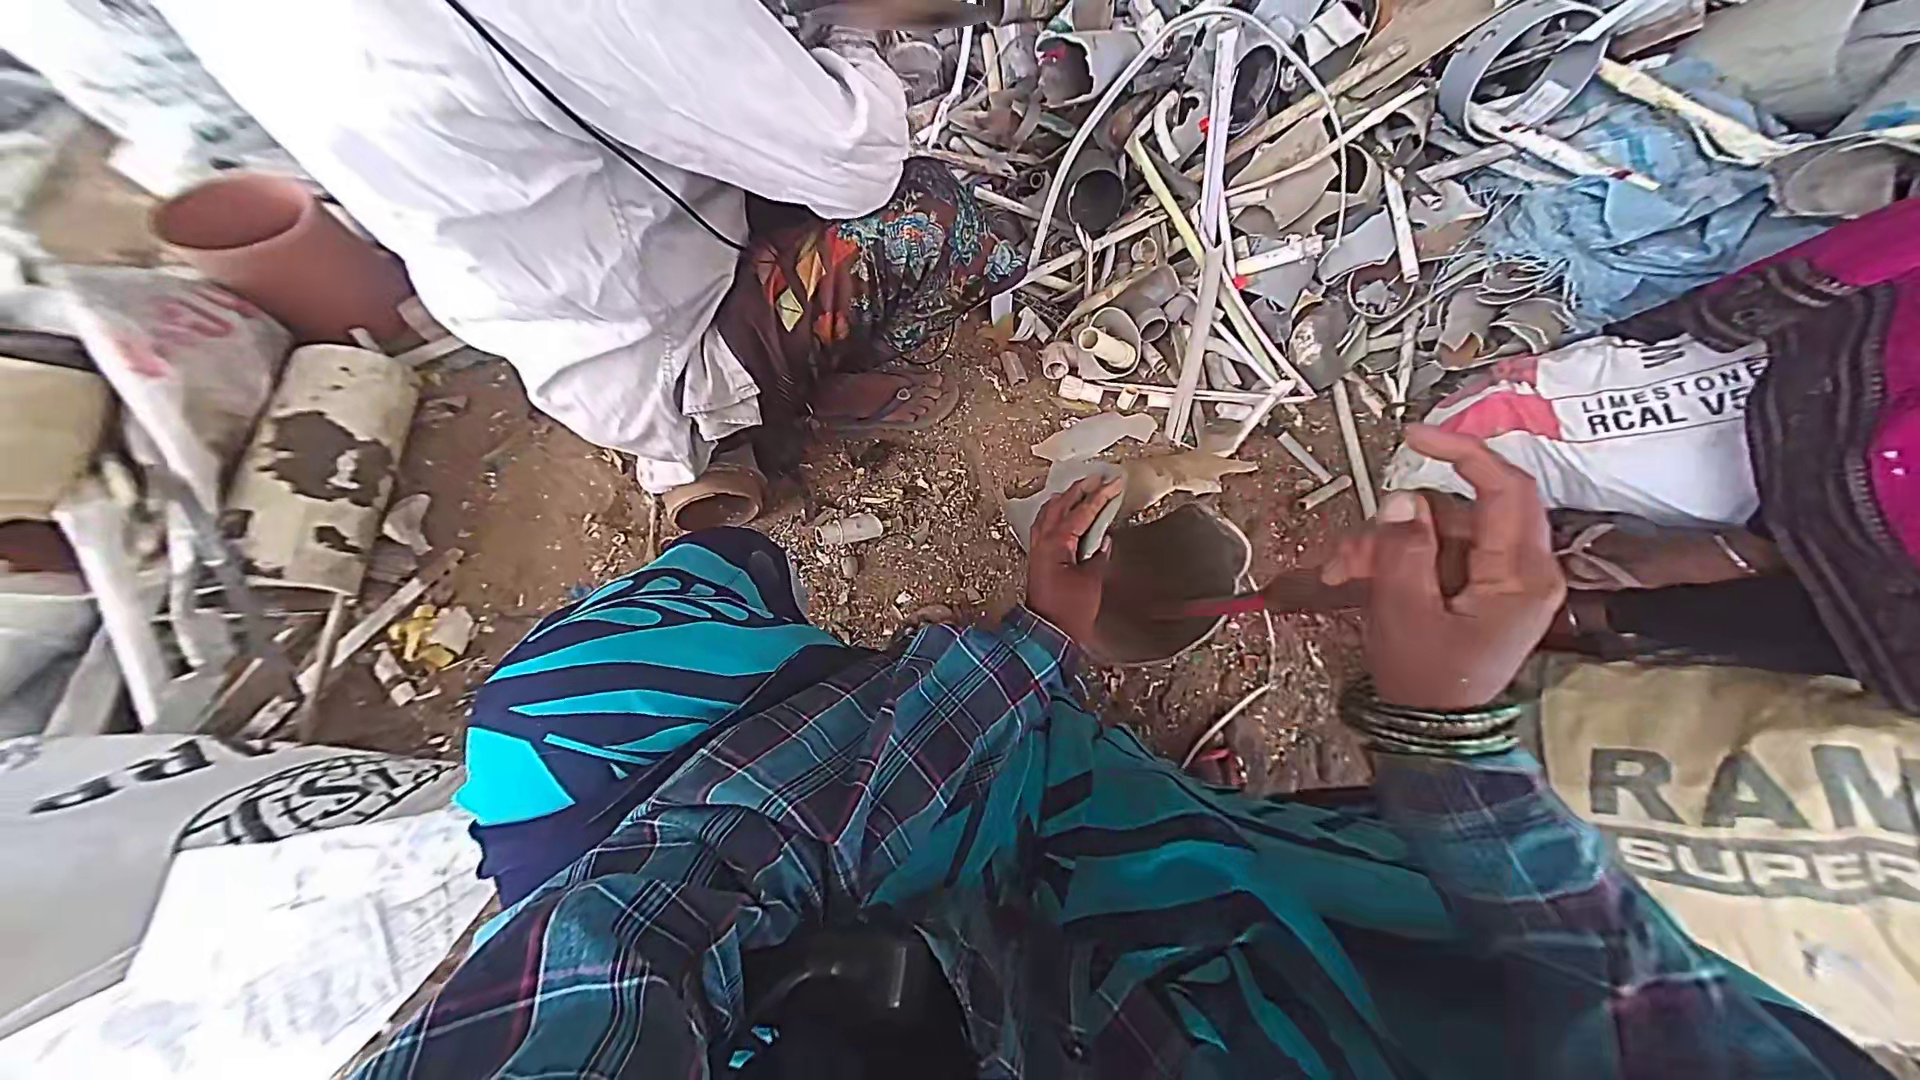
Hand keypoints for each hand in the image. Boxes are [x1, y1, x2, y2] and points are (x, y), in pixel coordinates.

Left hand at [1025, 476, 1122, 643]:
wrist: (1048, 633)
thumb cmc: (1068, 611)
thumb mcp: (1091, 582)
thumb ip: (1098, 556)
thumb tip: (1104, 541)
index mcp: (1055, 544)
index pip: (1080, 512)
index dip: (1099, 496)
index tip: (1114, 483)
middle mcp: (1042, 542)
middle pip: (1059, 505)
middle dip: (1079, 489)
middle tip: (1098, 478)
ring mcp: (1038, 549)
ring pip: (1049, 513)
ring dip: (1065, 499)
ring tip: (1082, 489)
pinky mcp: (1039, 559)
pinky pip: (1045, 525)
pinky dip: (1056, 514)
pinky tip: (1063, 514)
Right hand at [1322, 425, 1565, 709]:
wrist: (1429, 723)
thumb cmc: (1423, 673)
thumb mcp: (1404, 610)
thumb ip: (1404, 550)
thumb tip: (1399, 499)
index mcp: (1519, 574)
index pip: (1506, 491)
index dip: (1463, 454)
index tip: (1415, 436)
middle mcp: (1515, 566)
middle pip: (1451, 512)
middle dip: (1391, 525)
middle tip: (1347, 557)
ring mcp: (1489, 574)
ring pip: (1428, 528)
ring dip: (1378, 543)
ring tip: (1341, 573)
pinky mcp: (1466, 582)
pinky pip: (1423, 549)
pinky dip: (1384, 557)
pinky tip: (1351, 575)